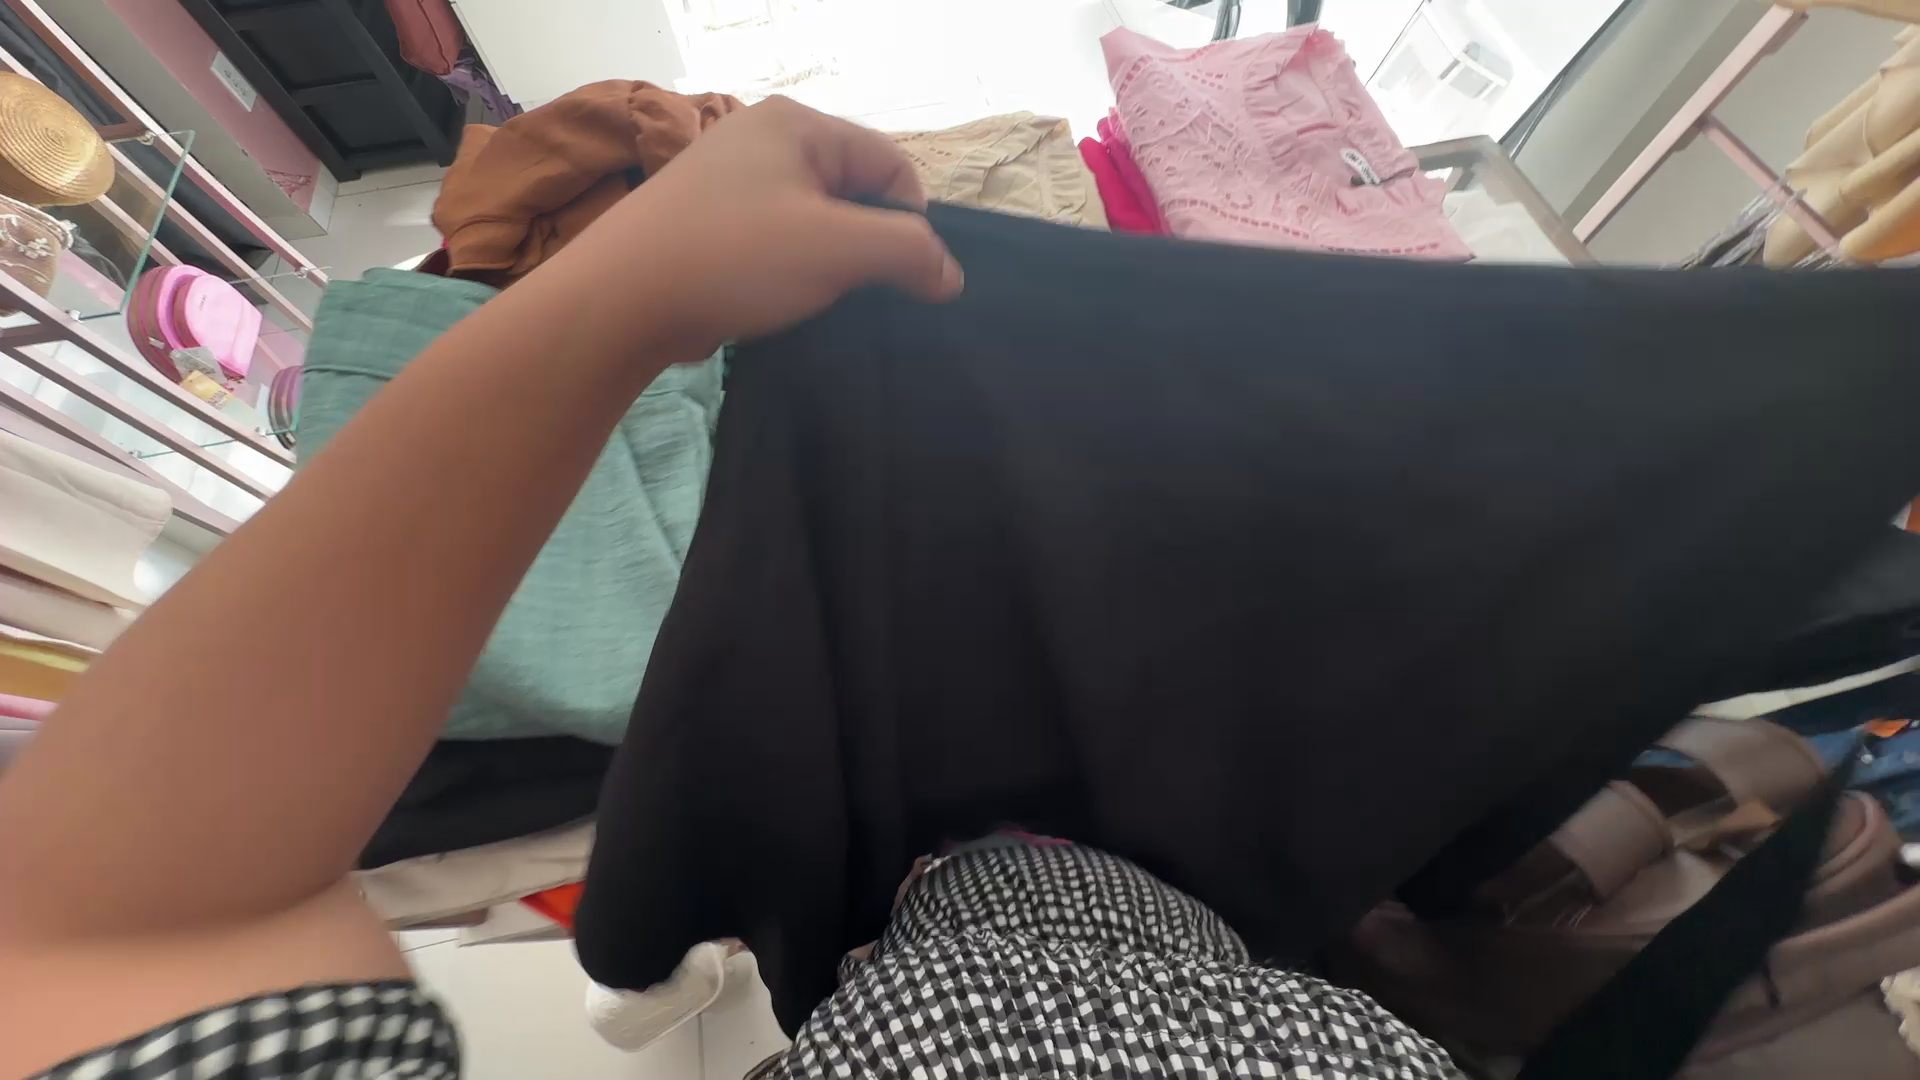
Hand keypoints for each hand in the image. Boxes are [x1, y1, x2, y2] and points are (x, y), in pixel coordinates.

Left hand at [557, 95, 963, 356]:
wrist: (625, 300)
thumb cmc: (736, 258)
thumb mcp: (838, 248)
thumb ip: (908, 252)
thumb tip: (951, 274)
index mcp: (799, 125)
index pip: (892, 164)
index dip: (913, 221)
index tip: (908, 277)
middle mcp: (767, 140)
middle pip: (856, 191)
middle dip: (871, 244)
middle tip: (863, 291)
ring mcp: (737, 182)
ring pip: (820, 221)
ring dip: (835, 264)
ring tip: (823, 298)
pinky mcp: (718, 224)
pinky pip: (783, 241)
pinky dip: (798, 271)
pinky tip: (790, 300)